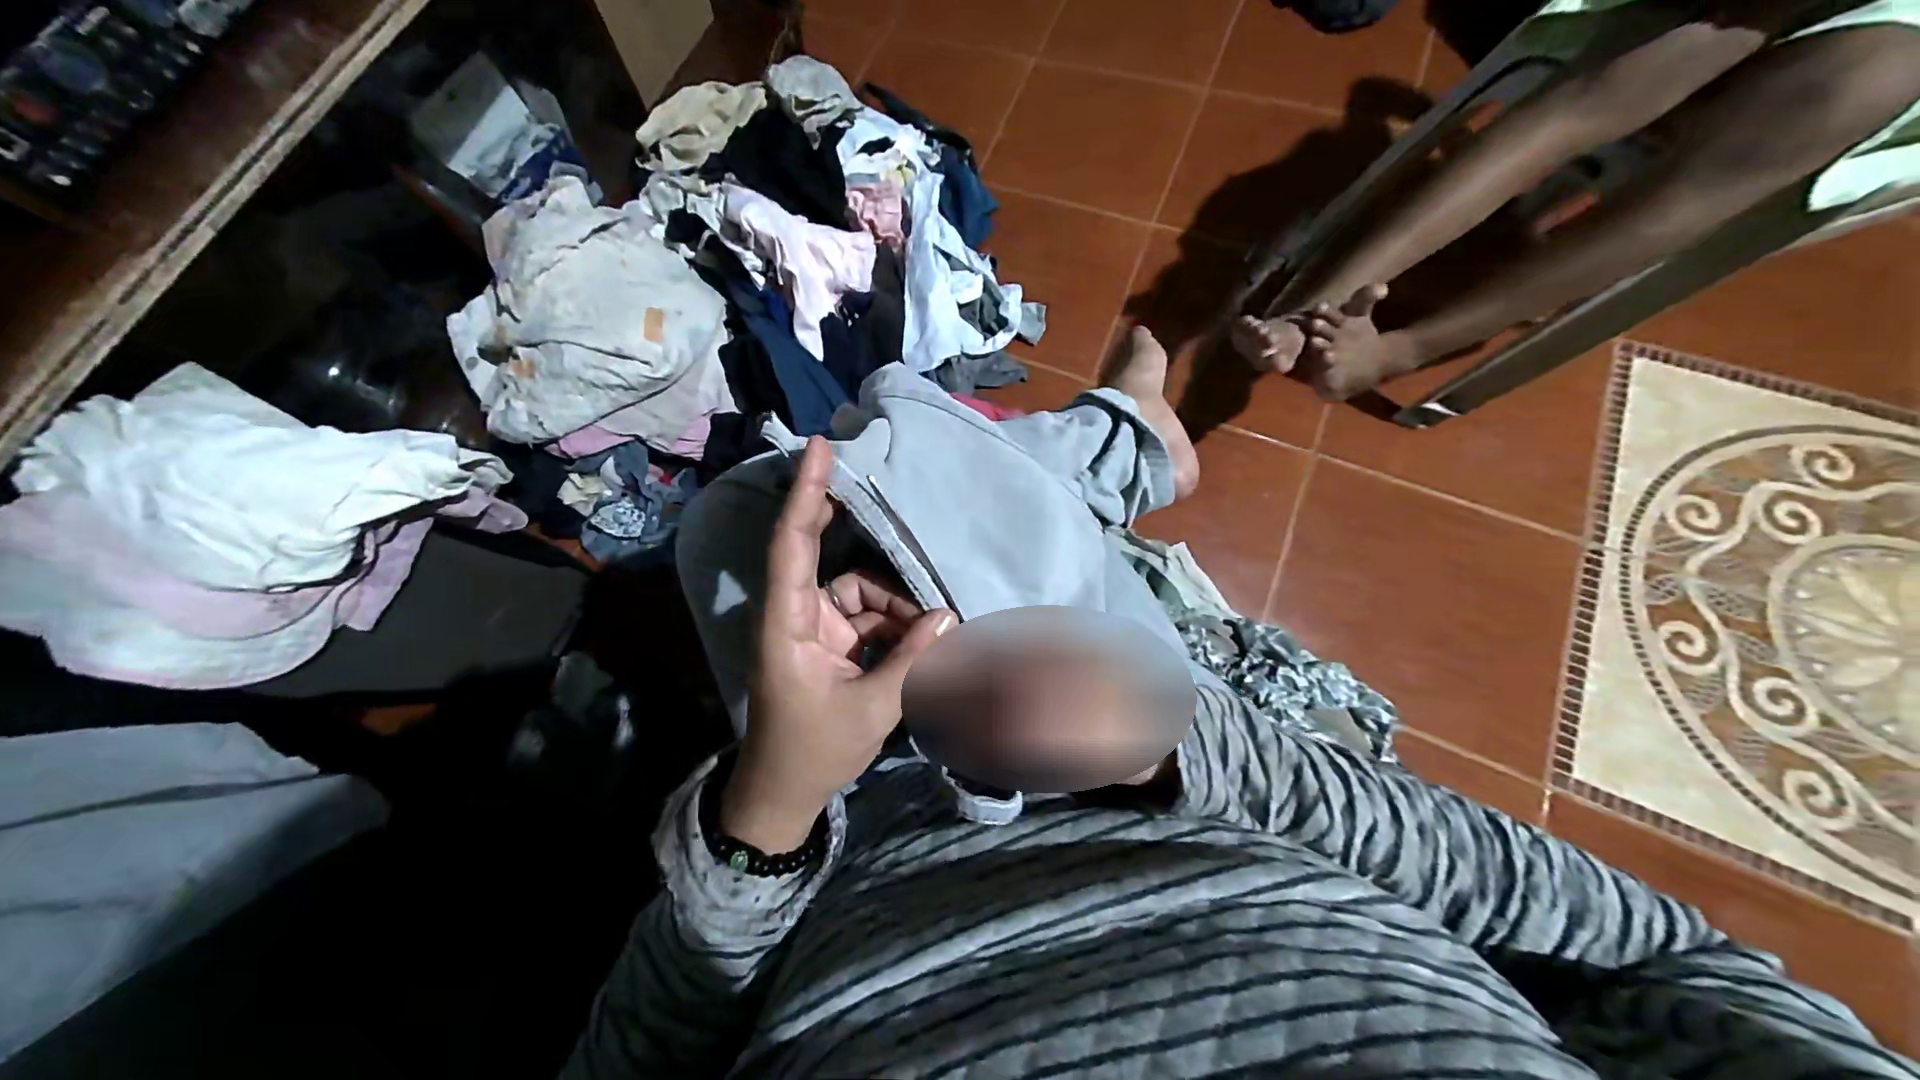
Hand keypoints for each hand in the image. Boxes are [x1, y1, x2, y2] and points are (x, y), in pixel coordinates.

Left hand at [722, 436, 953, 853]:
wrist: (783, 792)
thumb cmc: (812, 751)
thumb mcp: (870, 709)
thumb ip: (911, 661)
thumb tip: (947, 617)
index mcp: (787, 622)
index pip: (792, 545)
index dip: (806, 494)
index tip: (820, 449)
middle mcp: (796, 613)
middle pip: (826, 557)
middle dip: (855, 541)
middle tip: (888, 528)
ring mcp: (815, 626)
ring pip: (862, 593)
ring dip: (897, 611)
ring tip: (932, 640)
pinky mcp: (830, 642)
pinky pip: (868, 617)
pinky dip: (895, 628)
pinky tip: (922, 647)